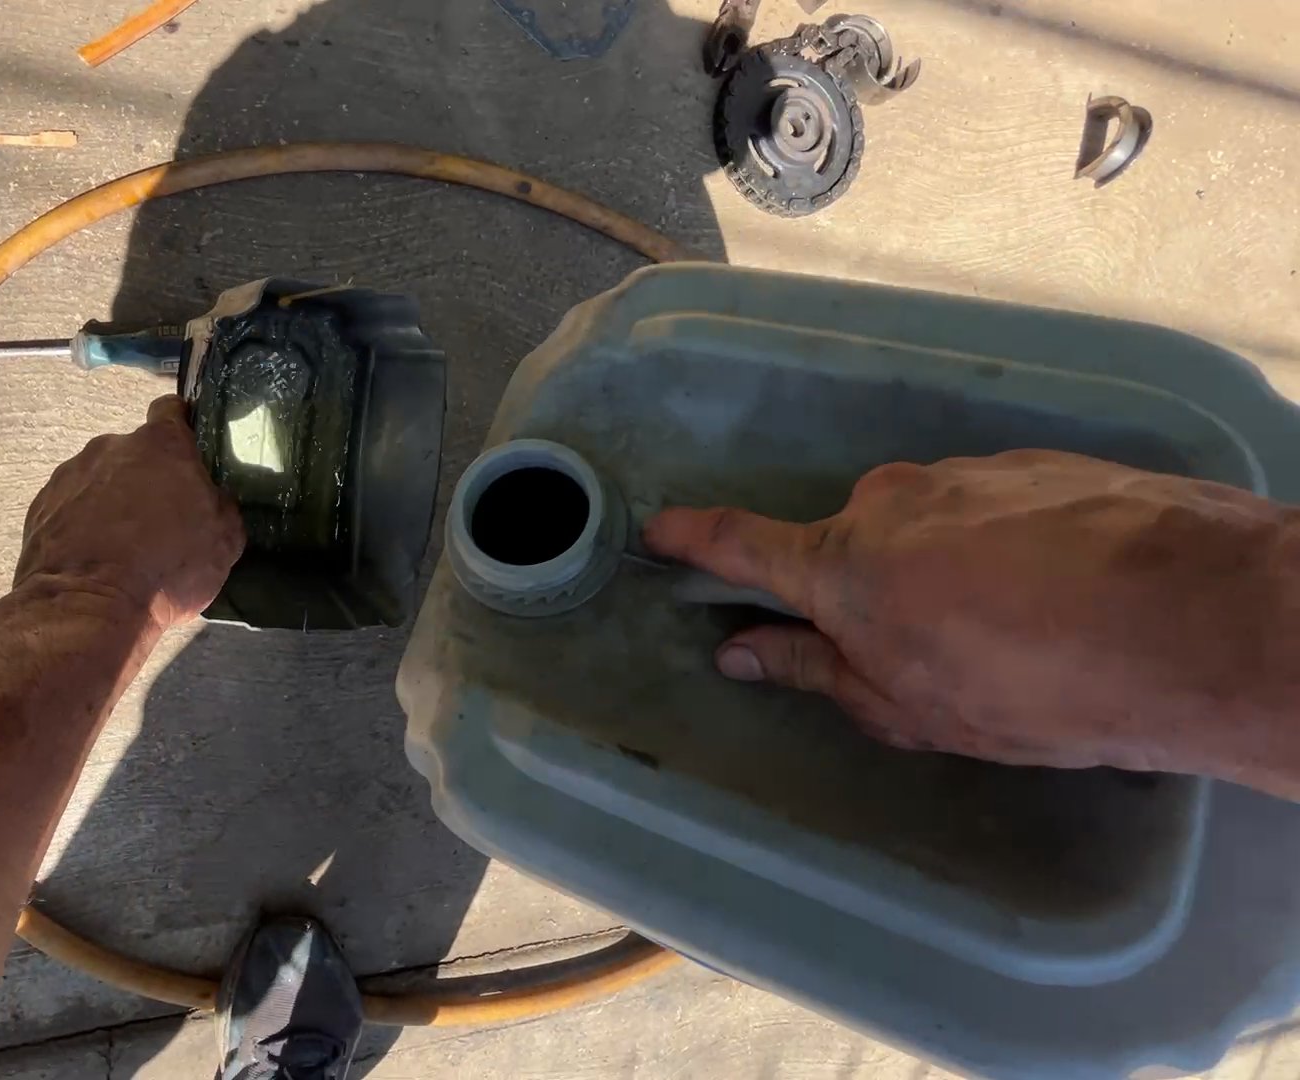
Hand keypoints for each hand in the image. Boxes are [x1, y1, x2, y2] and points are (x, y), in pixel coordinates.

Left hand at [13, 396, 243, 630]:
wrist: (88, 608)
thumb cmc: (166, 568)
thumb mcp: (224, 540)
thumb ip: (222, 504)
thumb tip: (213, 498)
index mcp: (161, 445)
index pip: (171, 409)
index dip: (183, 425)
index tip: (189, 451)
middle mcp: (111, 446)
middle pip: (136, 451)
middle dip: (149, 477)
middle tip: (162, 519)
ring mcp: (71, 473)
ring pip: (102, 478)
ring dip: (115, 500)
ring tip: (125, 546)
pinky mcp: (42, 505)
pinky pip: (72, 505)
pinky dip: (85, 522)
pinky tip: (97, 556)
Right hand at [643, 449, 1299, 791]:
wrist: (1225, 626)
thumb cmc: (1034, 685)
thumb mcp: (905, 704)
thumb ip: (808, 667)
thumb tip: (734, 650)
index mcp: (838, 563)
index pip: (737, 542)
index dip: (689, 538)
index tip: (655, 530)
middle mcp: (884, 501)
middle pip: (845, 540)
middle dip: (863, 581)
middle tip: (921, 636)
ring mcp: (963, 474)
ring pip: (921, 521)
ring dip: (939, 560)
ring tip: (1015, 615)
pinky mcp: (1038, 463)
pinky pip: (987, 504)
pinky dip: (1000, 539)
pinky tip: (1062, 582)